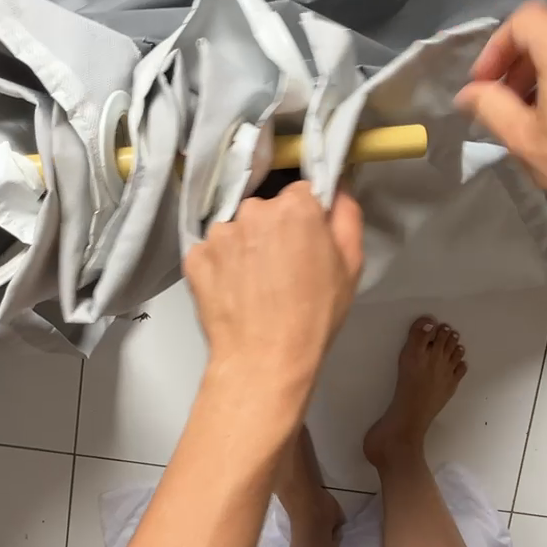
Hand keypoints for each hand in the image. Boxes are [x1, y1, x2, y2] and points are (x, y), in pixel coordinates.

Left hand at [183, 183, 364, 396]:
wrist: (264, 359)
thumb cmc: (315, 315)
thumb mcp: (351, 264)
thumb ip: (347, 215)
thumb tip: (338, 186)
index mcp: (295, 206)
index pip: (302, 193)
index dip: (307, 219)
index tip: (307, 243)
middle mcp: (253, 210)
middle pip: (266, 210)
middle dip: (273, 231)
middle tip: (282, 270)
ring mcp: (219, 233)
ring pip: (236, 231)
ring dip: (245, 248)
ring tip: (255, 286)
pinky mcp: (195, 257)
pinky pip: (211, 253)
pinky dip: (221, 268)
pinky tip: (234, 293)